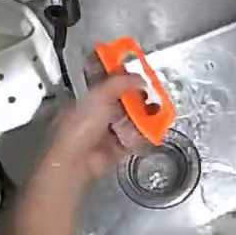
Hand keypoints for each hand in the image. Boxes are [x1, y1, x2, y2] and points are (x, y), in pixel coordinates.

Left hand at [33, 73, 148, 189]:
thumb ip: (120, 82)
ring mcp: (109, 131)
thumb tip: (140, 77)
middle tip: (152, 92)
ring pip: (131, 118)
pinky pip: (136, 137)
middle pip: (123, 101)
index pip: (108, 83)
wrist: (78, 160)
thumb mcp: (99, 96)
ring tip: (157, 109)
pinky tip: (155, 126)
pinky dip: (146, 133)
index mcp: (88, 98)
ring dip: (144, 114)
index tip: (140, 74)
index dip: (123, 77)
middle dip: (138, 96)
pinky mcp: (119, 146)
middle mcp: (98, 113)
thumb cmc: (82, 125)